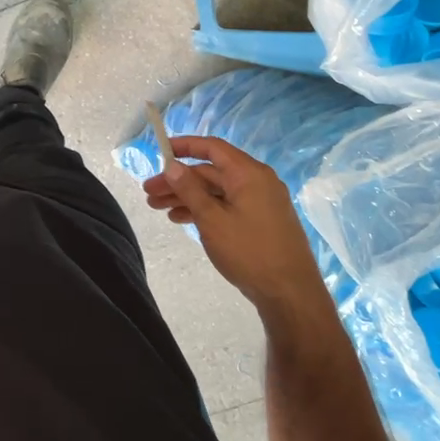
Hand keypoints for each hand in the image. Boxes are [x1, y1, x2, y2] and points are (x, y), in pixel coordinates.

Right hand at [143, 136, 326, 319]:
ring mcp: (261, 202)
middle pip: (210, 172)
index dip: (184, 146)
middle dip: (178, 181)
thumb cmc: (249, 251)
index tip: (159, 151)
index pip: (212, 148)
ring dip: (187, 197)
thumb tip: (172, 165)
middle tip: (149, 192)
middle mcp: (257, 182)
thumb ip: (189, 189)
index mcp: (248, 174)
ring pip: (216, 191)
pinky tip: (182, 219)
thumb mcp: (212, 219)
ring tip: (159, 209)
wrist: (290, 294)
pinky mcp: (261, 220)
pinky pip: (227, 205)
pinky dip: (204, 209)